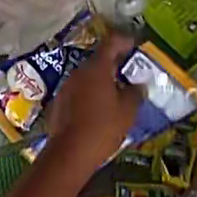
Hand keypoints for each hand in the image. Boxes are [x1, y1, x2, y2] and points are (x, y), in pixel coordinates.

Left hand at [41, 33, 142, 171]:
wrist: (69, 155)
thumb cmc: (102, 128)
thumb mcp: (128, 111)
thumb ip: (135, 93)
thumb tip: (137, 85)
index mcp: (96, 69)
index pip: (111, 43)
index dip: (124, 41)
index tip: (135, 45)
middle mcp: (78, 73)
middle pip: (98, 60)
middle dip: (114, 64)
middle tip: (129, 72)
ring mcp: (65, 88)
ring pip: (87, 77)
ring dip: (101, 81)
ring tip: (116, 93)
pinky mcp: (59, 104)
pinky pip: (78, 92)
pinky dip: (90, 94)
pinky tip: (99, 109)